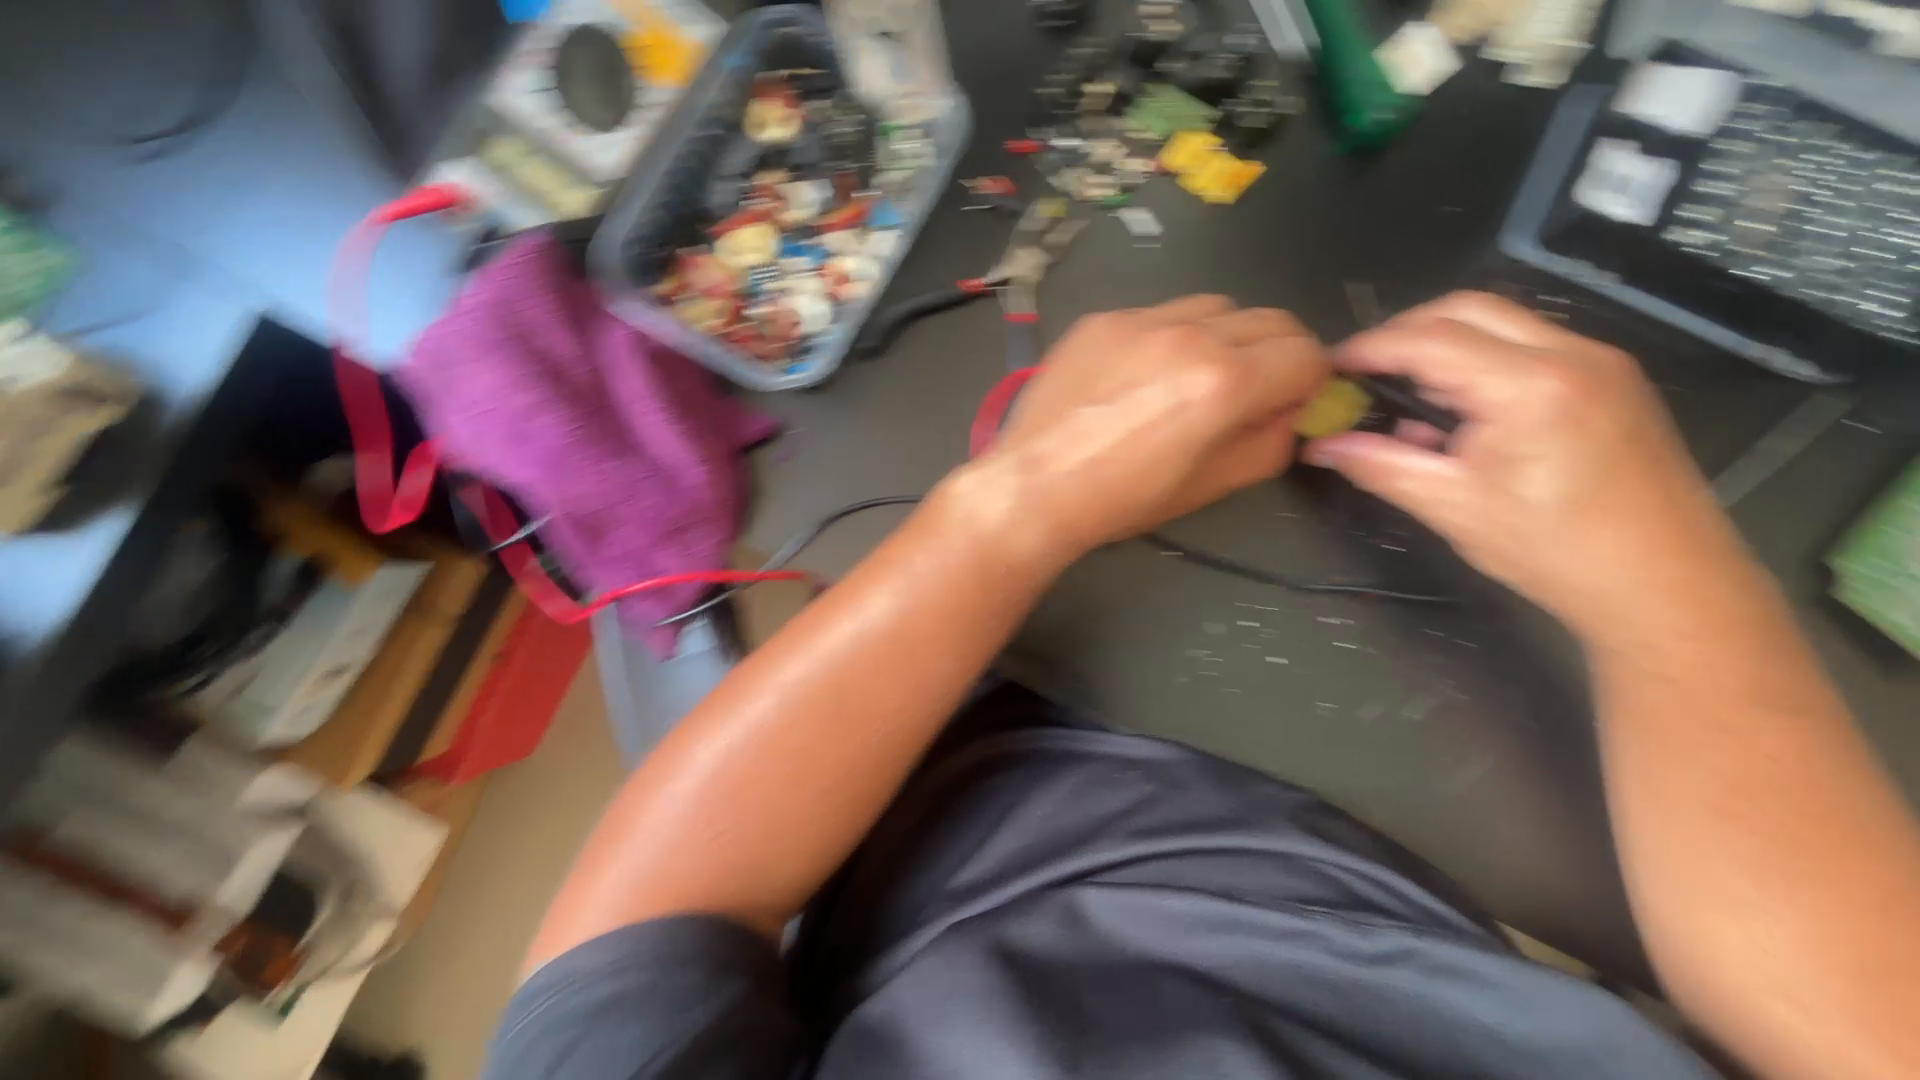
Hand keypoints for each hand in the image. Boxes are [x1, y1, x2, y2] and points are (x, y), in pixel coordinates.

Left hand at [984, 295, 1329, 559]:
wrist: (1035, 486)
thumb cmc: (1123, 499)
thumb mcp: (1212, 486)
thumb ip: (1270, 442)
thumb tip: (1289, 412)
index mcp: (1223, 382)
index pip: (1306, 354)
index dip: (1308, 381)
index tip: (1290, 401)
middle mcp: (1188, 336)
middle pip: (1271, 320)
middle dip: (1276, 354)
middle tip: (1253, 390)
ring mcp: (1140, 321)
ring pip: (1216, 306)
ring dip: (1225, 336)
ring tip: (1193, 378)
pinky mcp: (1102, 320)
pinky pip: (1159, 313)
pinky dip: (1170, 335)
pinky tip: (1142, 375)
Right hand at [1304, 291, 1741, 631]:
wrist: (1667, 585)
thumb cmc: (1554, 551)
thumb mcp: (1451, 507)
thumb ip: (1379, 465)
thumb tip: (1321, 446)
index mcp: (1530, 385)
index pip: (1430, 339)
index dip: (1371, 347)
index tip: (1331, 367)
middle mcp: (1572, 354)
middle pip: (1467, 309)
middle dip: (1405, 332)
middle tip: (1365, 372)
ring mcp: (1600, 362)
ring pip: (1502, 323)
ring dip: (1445, 345)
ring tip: (1409, 397)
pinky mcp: (1613, 380)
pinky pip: (1531, 347)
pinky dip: (1483, 362)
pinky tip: (1463, 412)